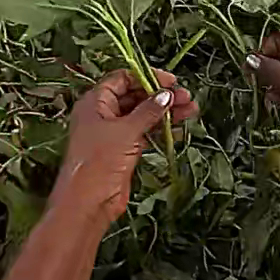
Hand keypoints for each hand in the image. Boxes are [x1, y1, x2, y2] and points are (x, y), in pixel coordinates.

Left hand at [54, 70, 197, 221]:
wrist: (89, 202)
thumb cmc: (100, 161)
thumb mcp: (126, 130)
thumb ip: (149, 110)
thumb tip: (167, 95)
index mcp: (96, 102)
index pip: (123, 79)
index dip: (147, 77)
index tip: (170, 82)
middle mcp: (104, 114)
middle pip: (136, 96)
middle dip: (161, 95)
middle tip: (185, 97)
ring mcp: (114, 132)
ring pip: (143, 114)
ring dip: (165, 111)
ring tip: (190, 110)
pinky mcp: (124, 149)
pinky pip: (145, 131)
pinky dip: (161, 128)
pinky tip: (178, 128)